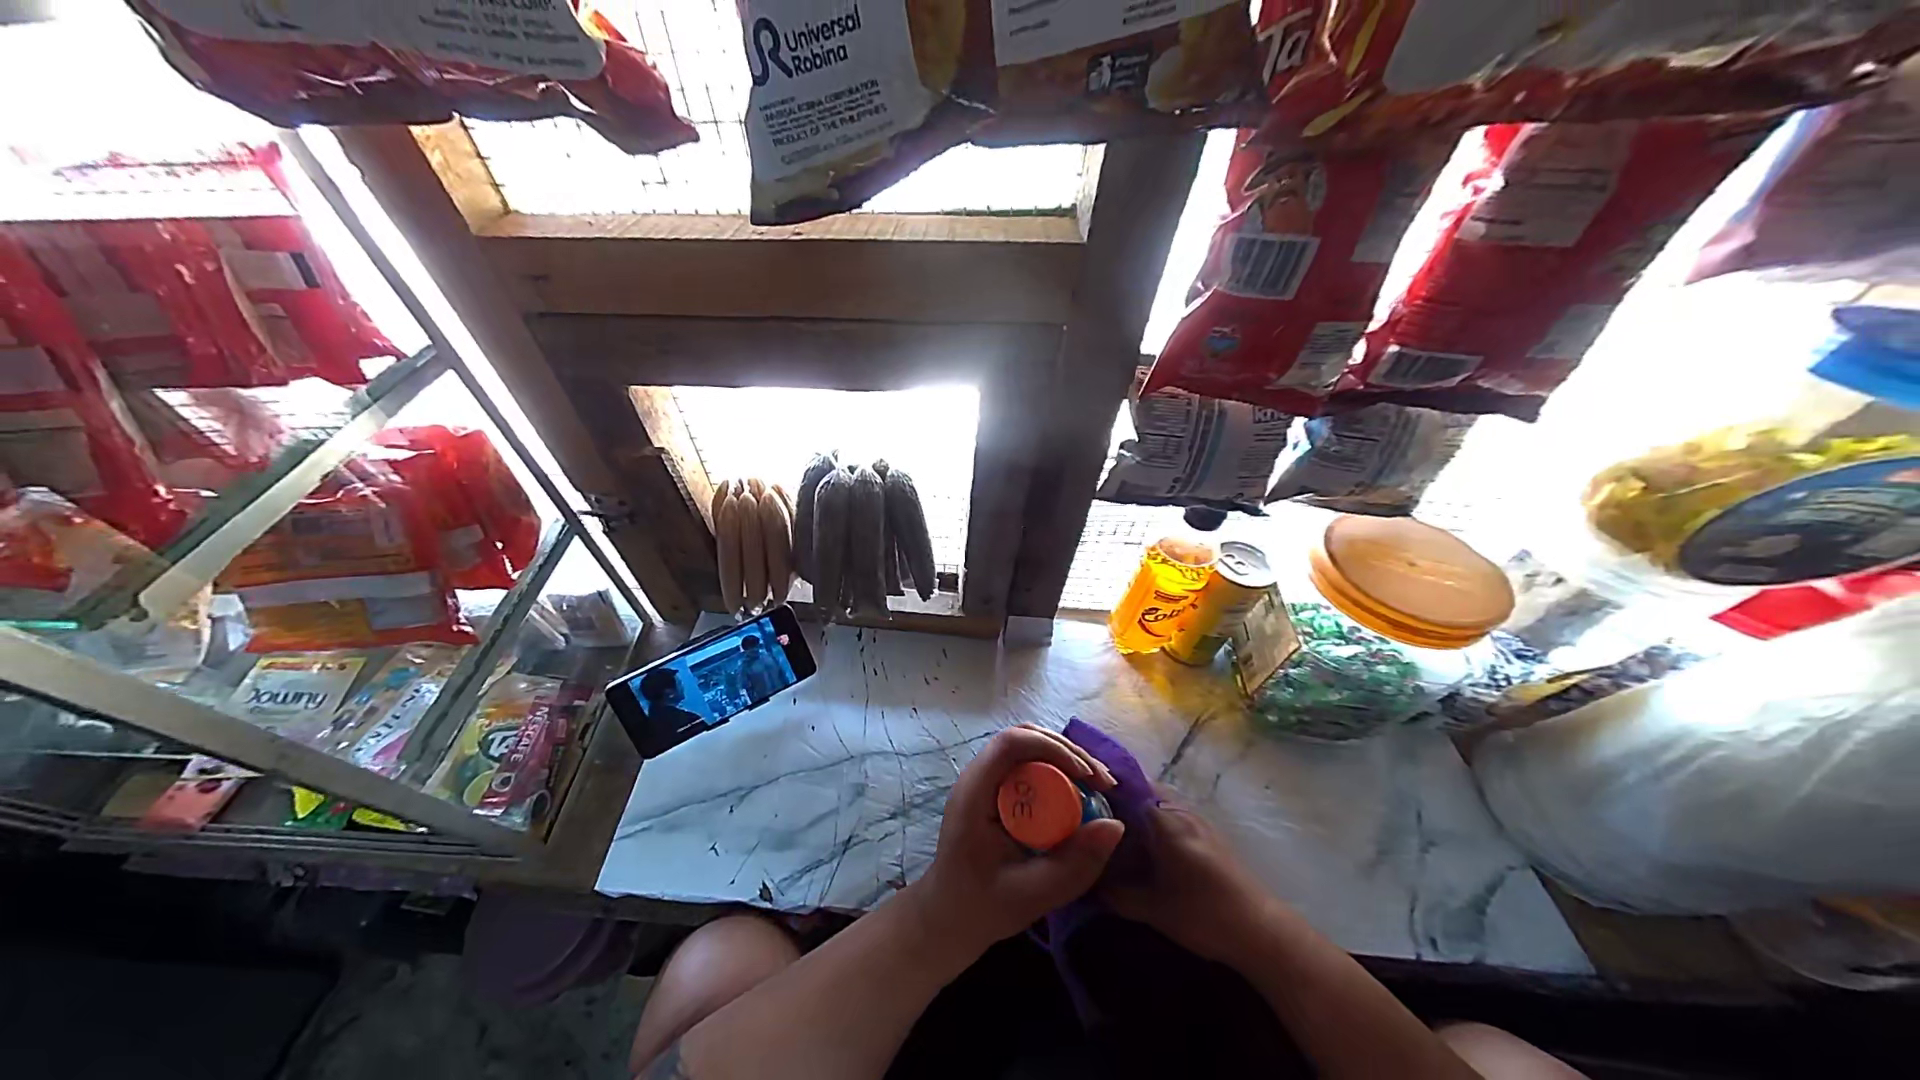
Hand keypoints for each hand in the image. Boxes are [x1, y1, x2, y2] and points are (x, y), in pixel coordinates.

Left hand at [908, 724, 1123, 955]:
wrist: (950, 916)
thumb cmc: (982, 907)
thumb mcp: (1032, 896)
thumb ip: (1073, 865)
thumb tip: (1115, 824)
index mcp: (974, 794)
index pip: (1011, 744)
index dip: (1053, 749)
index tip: (1086, 778)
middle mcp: (977, 777)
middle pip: (1024, 737)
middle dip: (1068, 752)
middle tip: (1104, 783)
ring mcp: (985, 780)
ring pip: (1029, 747)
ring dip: (1066, 757)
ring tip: (1099, 785)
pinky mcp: (996, 789)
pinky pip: (1029, 764)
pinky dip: (1058, 770)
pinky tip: (1081, 792)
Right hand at [1101, 788, 1278, 964]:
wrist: (1262, 932)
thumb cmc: (1203, 914)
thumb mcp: (1150, 908)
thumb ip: (1114, 893)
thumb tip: (1084, 882)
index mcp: (1163, 818)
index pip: (1122, 786)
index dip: (1097, 788)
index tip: (1074, 796)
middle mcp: (1179, 809)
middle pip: (1137, 790)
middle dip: (1112, 800)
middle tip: (1086, 816)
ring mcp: (1195, 820)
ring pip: (1153, 803)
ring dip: (1132, 812)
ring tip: (1107, 832)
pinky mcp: (1205, 835)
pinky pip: (1167, 816)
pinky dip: (1148, 823)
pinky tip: (1139, 848)